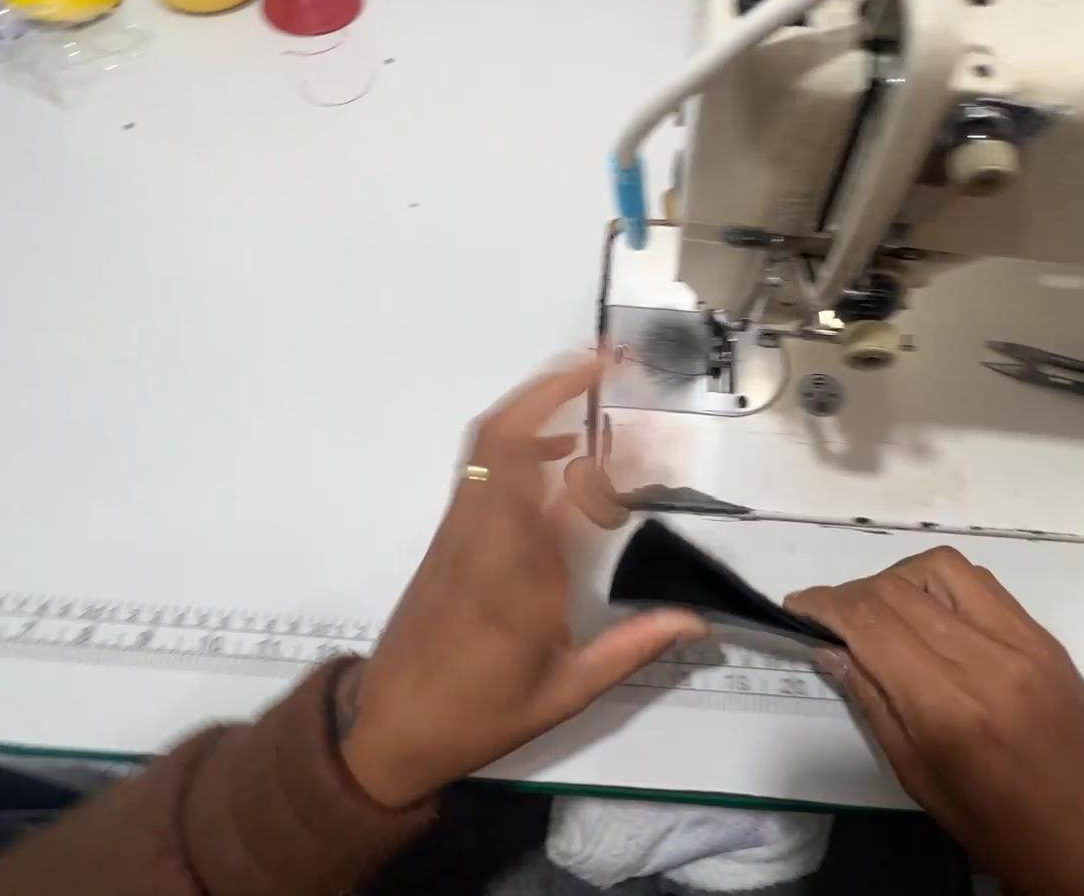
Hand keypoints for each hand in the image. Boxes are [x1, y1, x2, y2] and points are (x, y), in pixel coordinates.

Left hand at [340, 355, 707, 808]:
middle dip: (559, 384)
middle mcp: (488, 532)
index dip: (621, 451)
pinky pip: (483, 462)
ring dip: (537, 396)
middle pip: (513, 435)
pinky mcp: (451, 526)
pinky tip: (560, 445)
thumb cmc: (479, 712)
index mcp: (522, 575)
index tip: (663, 431)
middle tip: (611, 359)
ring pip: (491, 439)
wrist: (387, 723)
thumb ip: (632, 647)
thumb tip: (697, 621)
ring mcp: (462, 523)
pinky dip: (520, 431)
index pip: (575, 490)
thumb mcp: (565, 692)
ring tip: (589, 374)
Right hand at [787, 548, 1083, 895]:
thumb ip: (872, 702)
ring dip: (894, 579)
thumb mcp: (919, 779)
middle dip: (850, 594)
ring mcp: (1022, 640)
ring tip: (882, 612)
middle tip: (833, 619)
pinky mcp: (1044, 635)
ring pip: (937, 567)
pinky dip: (937, 582)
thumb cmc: (1002, 829)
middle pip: (895, 588)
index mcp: (950, 707)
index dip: (823, 603)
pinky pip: (978, 580)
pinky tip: (928, 612)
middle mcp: (986, 659)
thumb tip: (829, 646)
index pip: (870, 620)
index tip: (797, 606)